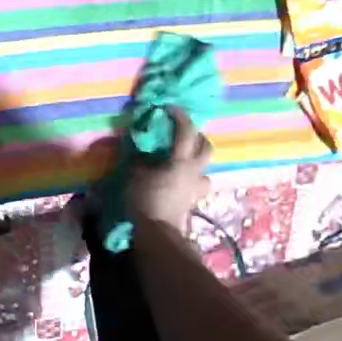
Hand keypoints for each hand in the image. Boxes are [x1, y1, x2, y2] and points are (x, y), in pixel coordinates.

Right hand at [127, 107, 211, 229]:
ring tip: (184, 164)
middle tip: (185, 136)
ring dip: (197, 163)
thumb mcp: (135, 176)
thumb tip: (141, 153)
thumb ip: (140, 161)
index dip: (179, 116)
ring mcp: (196, 189)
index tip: (170, 108)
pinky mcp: (192, 203)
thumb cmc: (146, 200)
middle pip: (206, 148)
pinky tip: (179, 185)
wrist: (158, 232)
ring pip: (205, 170)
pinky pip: (196, 187)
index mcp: (181, 160)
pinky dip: (190, 183)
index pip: (185, 131)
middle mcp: (194, 171)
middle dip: (198, 138)